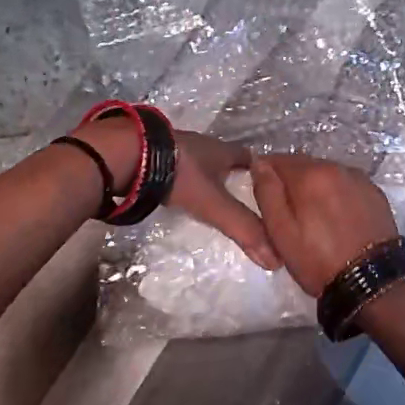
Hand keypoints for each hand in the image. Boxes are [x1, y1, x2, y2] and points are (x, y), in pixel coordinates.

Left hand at [68, 117, 277, 269]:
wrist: (129, 153)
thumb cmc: (180, 175)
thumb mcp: (215, 205)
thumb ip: (243, 229)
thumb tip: (276, 260)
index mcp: (221, 150)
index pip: (249, 158)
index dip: (259, 173)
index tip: (267, 189)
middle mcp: (200, 144)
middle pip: (222, 160)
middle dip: (230, 176)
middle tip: (237, 198)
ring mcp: (173, 147)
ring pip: (197, 163)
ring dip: (203, 178)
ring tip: (208, 200)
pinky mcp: (149, 154)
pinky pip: (172, 168)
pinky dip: (178, 180)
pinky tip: (175, 194)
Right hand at [250, 154, 399, 296]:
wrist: (372, 283)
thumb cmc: (318, 261)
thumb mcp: (281, 232)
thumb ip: (267, 193)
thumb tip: (259, 163)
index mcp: (310, 174)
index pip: (276, 160)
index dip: (265, 176)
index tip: (264, 197)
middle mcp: (337, 167)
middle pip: (303, 165)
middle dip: (291, 182)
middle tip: (288, 213)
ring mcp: (360, 179)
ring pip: (326, 174)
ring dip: (315, 188)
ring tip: (313, 218)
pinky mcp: (375, 194)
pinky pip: (346, 186)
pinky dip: (336, 195)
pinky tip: (336, 218)